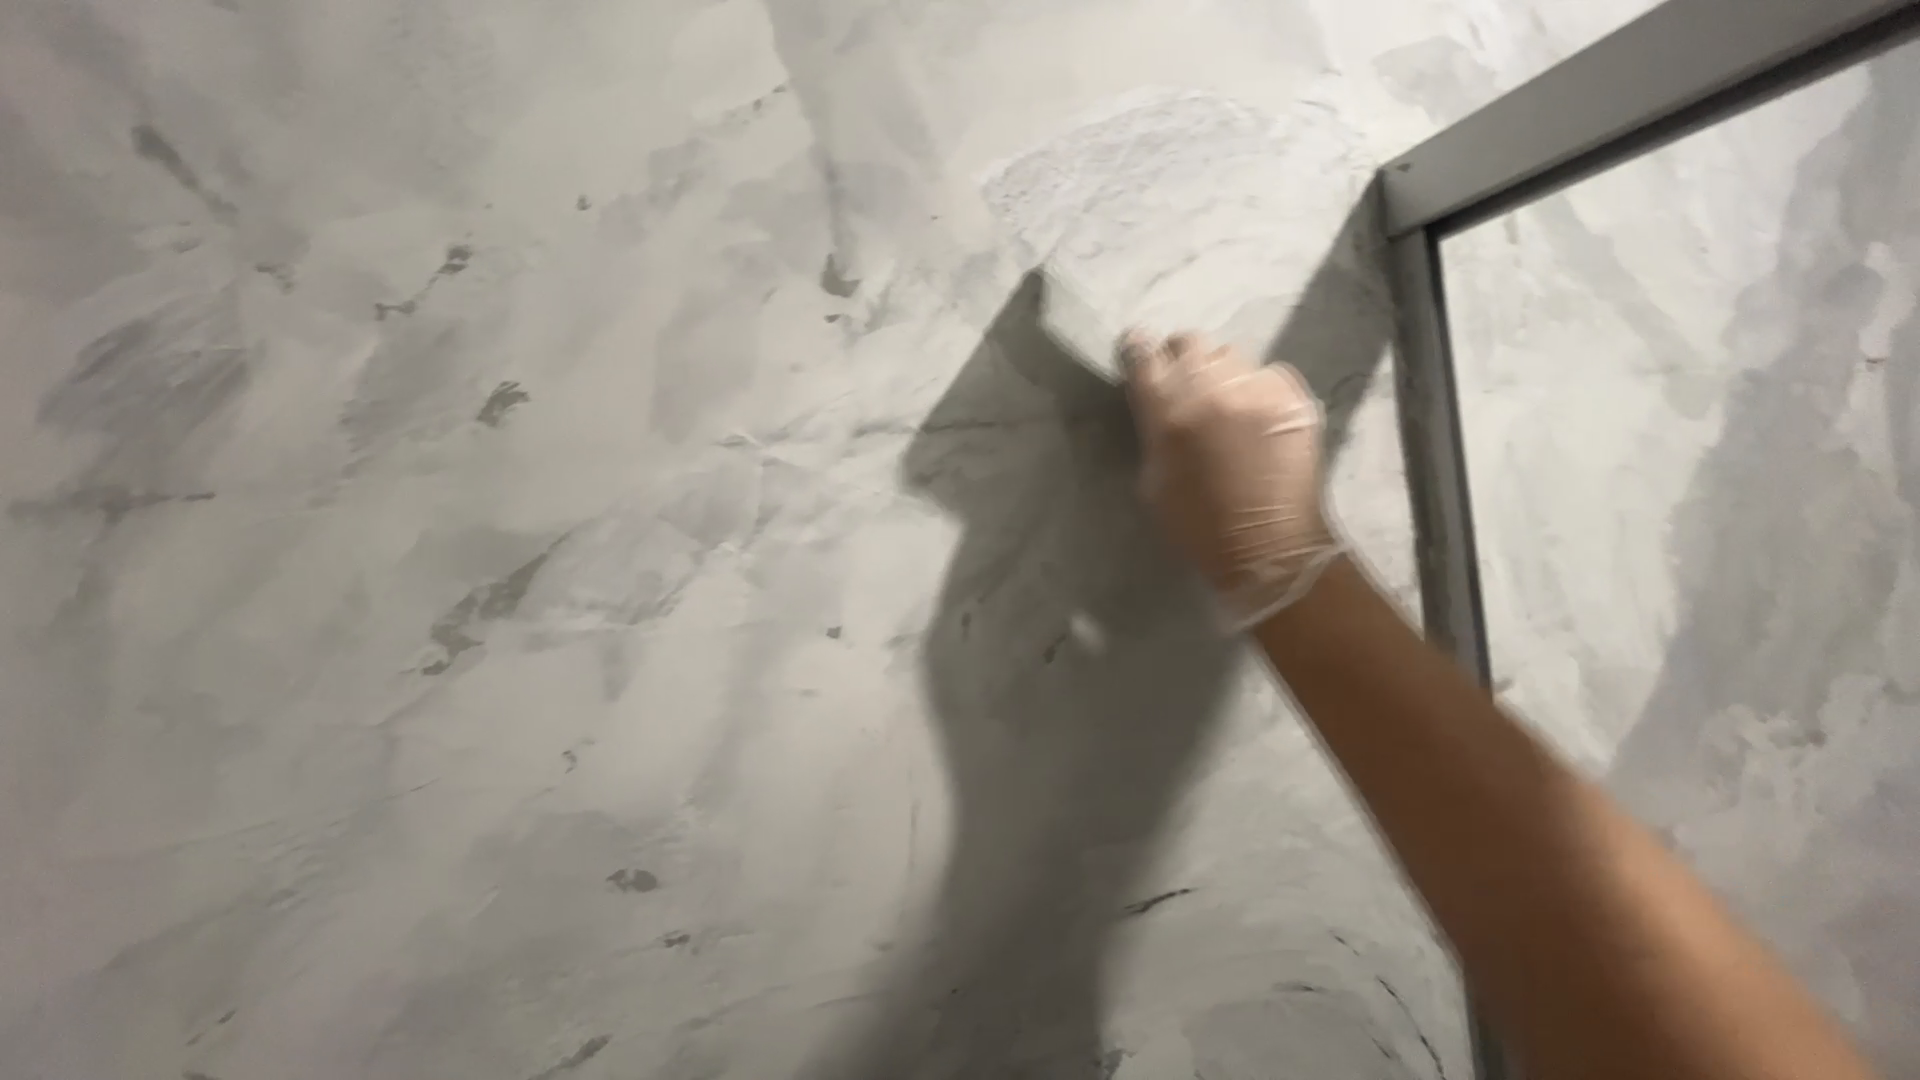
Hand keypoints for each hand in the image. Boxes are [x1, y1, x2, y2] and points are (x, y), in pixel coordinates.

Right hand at [1121, 330, 1345, 630]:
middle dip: (1181, 359)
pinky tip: (1257, 418)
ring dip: (1220, 373)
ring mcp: (1256, 389)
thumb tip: (1157, 402)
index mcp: (1166, 413)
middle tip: (1185, 385)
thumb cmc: (1198, 525)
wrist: (1270, 547)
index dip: (1137, 350)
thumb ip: (1153, 430)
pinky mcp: (1293, 396)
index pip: (1142, 353)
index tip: (1138, 354)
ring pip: (1229, 355)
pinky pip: (1267, 372)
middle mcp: (1210, 389)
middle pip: (1188, 343)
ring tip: (1225, 405)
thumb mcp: (1153, 481)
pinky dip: (1257, 388)